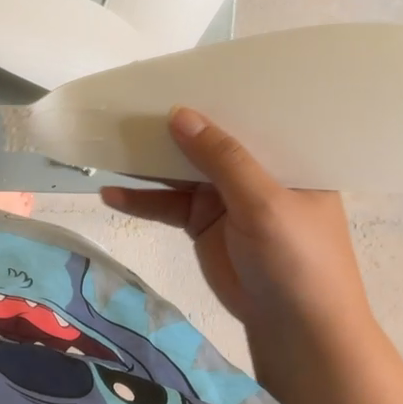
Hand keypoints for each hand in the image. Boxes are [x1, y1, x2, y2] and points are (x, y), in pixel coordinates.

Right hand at [100, 107, 373, 335]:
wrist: (294, 328)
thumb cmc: (297, 259)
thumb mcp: (263, 202)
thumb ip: (221, 158)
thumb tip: (178, 113)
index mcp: (287, 156)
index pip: (249, 115)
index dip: (213, 95)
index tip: (173, 75)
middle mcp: (255, 171)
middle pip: (206, 141)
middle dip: (169, 127)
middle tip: (124, 106)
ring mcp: (226, 198)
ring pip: (179, 171)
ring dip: (147, 162)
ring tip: (105, 145)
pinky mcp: (202, 223)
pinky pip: (166, 204)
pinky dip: (139, 200)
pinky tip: (110, 193)